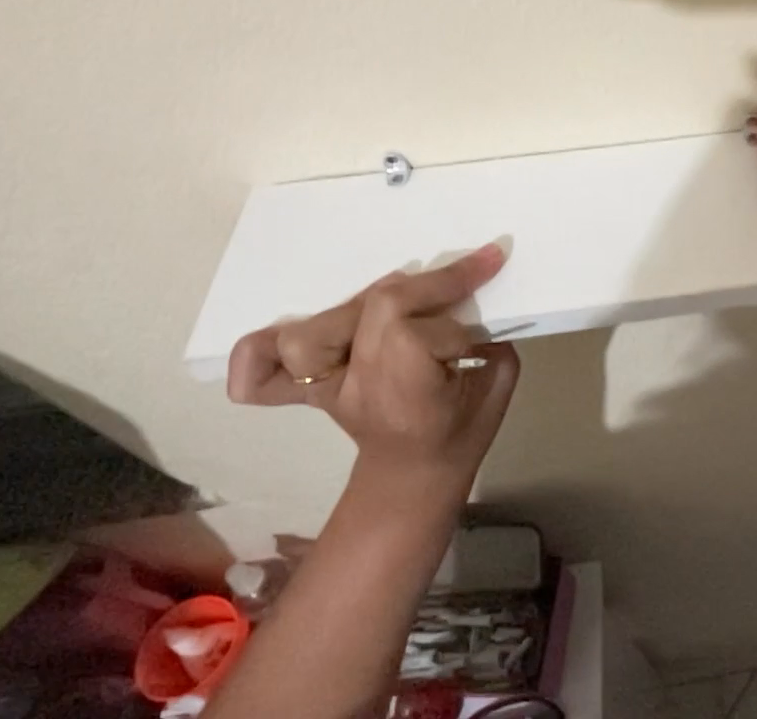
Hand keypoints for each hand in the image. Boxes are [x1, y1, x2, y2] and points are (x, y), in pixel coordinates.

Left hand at [226, 245, 519, 494]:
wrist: (413, 476)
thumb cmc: (462, 431)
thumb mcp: (497, 386)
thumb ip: (490, 340)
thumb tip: (475, 298)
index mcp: (408, 397)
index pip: (418, 338)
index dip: (455, 326)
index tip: (484, 321)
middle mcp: (357, 388)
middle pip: (375, 309)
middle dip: (428, 285)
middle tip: (462, 281)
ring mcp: (324, 385)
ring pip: (312, 330)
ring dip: (362, 303)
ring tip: (398, 302)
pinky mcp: (305, 381)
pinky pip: (259, 365)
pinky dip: (263, 347)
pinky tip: (297, 329)